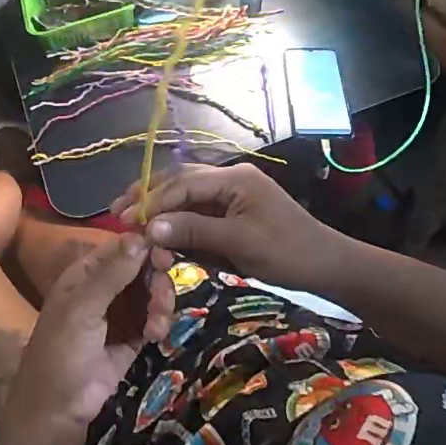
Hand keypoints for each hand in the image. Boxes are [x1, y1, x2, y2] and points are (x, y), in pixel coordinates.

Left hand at [2, 236, 174, 431]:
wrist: (57, 410)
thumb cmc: (61, 351)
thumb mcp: (83, 308)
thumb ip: (113, 273)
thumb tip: (141, 237)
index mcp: (85, 274)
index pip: (120, 248)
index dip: (144, 247)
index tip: (165, 254)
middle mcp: (103, 288)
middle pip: (142, 269)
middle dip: (157, 280)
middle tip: (163, 297)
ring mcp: (119, 313)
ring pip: (151, 293)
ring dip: (161, 305)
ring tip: (157, 327)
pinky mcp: (132, 338)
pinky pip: (154, 319)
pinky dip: (159, 324)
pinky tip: (156, 337)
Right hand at [110, 164, 344, 291]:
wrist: (327, 266)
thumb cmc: (288, 252)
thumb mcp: (239, 243)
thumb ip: (194, 232)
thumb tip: (149, 227)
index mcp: (233, 178)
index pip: (182, 183)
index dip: (151, 201)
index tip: (125, 219)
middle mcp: (229, 179)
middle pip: (180, 182)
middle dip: (149, 197)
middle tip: (118, 214)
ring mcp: (231, 195)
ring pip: (186, 197)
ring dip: (161, 211)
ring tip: (132, 224)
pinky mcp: (233, 213)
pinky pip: (199, 213)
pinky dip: (179, 224)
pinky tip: (162, 236)